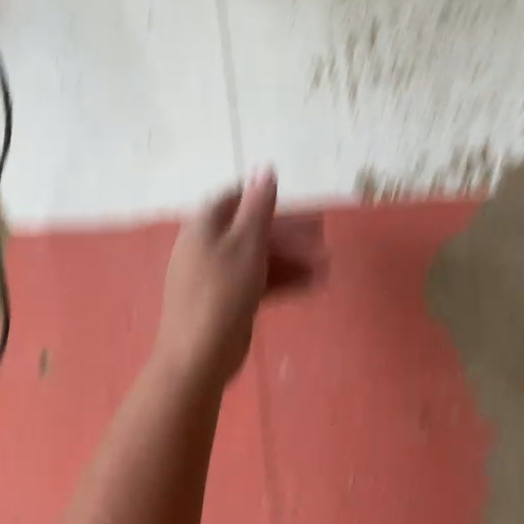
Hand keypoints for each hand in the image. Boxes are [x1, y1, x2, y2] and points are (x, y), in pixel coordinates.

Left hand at [154, 168, 327, 391]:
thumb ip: (259, 205)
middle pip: (251, 229)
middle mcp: (206, 247)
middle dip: (287, 231)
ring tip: (325, 263)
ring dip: (290, 256)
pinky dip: (281, 278)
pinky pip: (257, 280)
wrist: (199, 357)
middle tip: (320, 236)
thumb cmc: (223, 292)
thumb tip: (265, 166)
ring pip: (257, 256)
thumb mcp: (246, 243)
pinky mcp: (226, 302)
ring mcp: (215, 276)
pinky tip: (311, 283)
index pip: (234, 199)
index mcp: (204, 227)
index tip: (295, 205)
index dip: (264, 198)